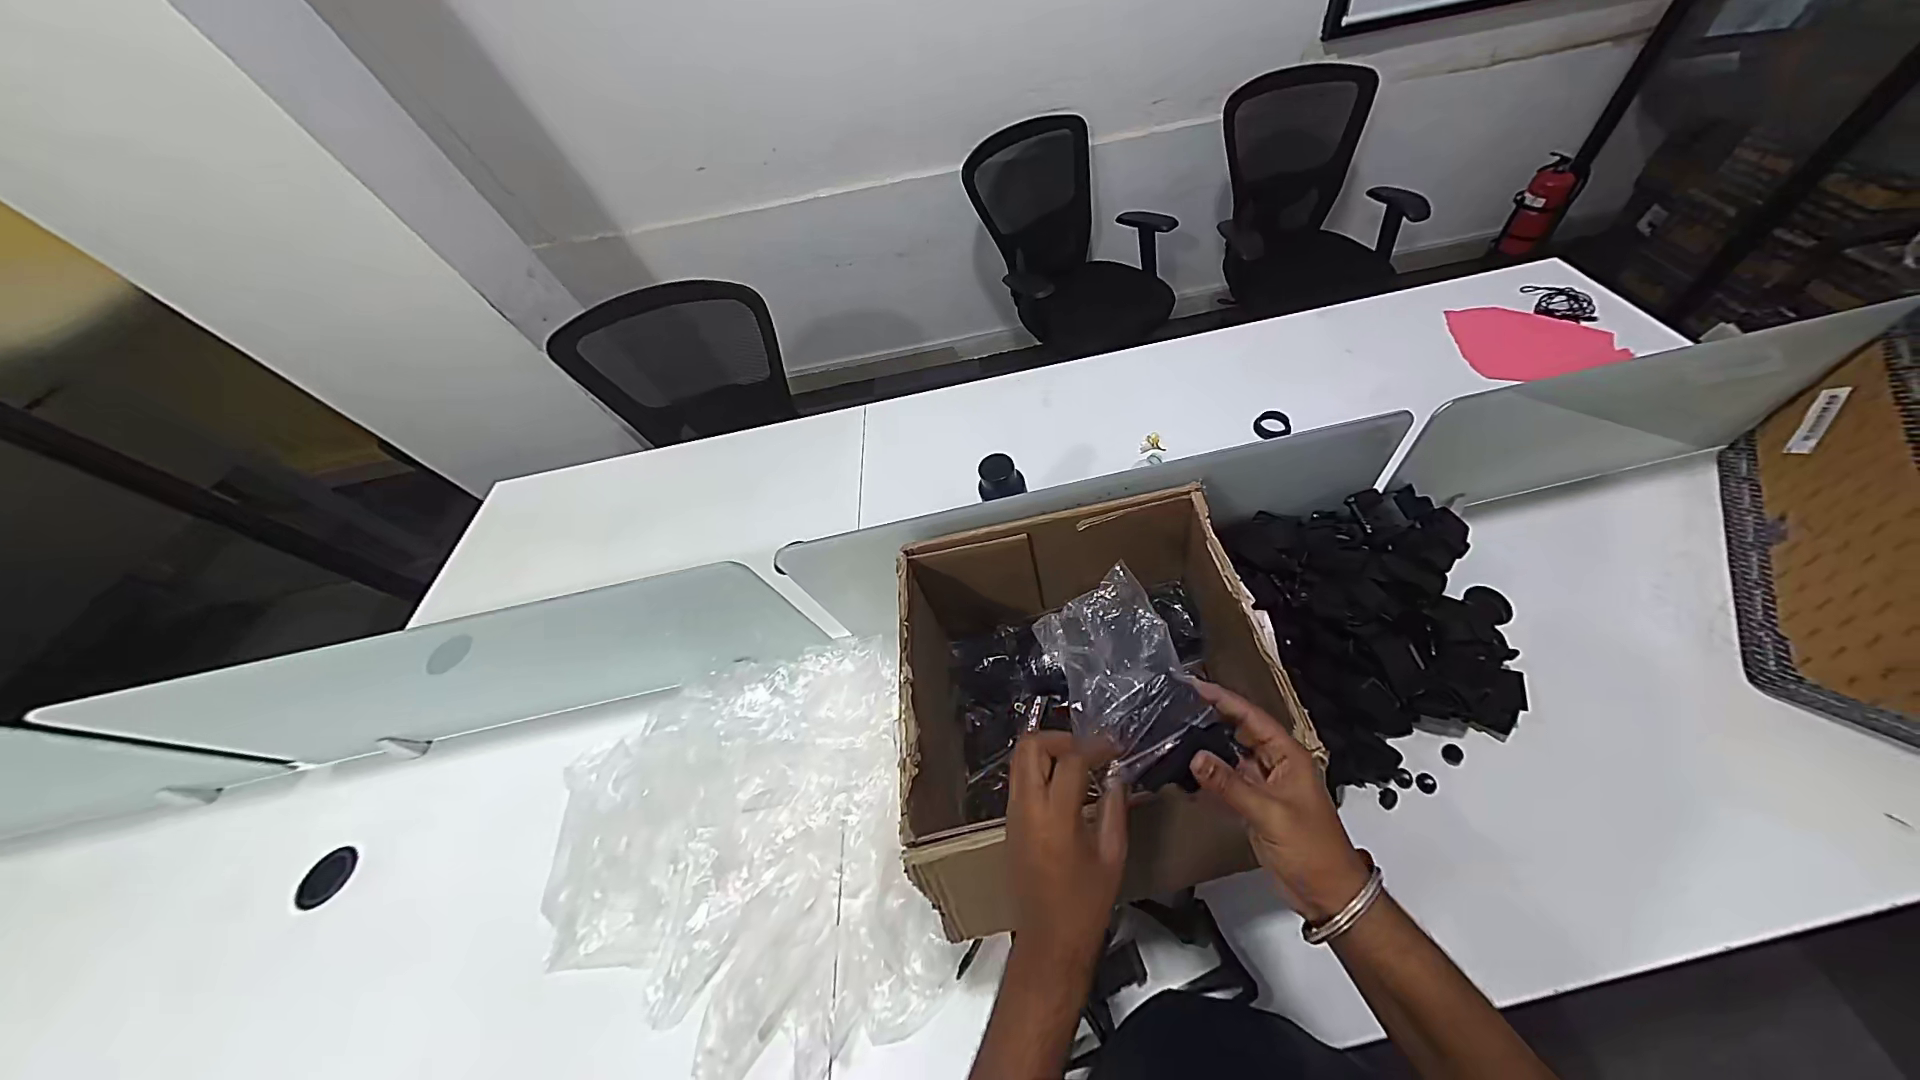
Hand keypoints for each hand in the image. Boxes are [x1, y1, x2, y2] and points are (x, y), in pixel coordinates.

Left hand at [1006, 731, 1127, 961]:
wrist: (1048, 940)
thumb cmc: (1085, 904)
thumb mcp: (1113, 856)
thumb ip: (1115, 809)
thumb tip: (1117, 776)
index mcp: (1055, 816)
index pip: (1070, 760)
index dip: (1095, 747)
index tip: (1115, 749)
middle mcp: (1026, 807)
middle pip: (1029, 746)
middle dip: (1059, 737)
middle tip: (1088, 749)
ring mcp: (1012, 813)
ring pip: (1019, 760)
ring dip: (1047, 751)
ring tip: (1079, 764)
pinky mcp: (1009, 822)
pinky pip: (1020, 780)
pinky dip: (1039, 770)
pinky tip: (1066, 785)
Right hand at [1188, 680, 1370, 923]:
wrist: (1328, 894)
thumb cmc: (1316, 853)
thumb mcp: (1270, 814)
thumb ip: (1231, 785)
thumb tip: (1198, 757)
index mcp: (1290, 757)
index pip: (1253, 718)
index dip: (1225, 700)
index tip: (1198, 687)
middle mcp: (1277, 766)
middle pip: (1241, 732)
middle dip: (1213, 717)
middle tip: (1182, 705)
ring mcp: (1265, 785)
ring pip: (1232, 756)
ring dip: (1209, 747)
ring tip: (1178, 733)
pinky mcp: (1255, 805)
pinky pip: (1228, 781)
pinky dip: (1209, 776)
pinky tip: (1189, 774)